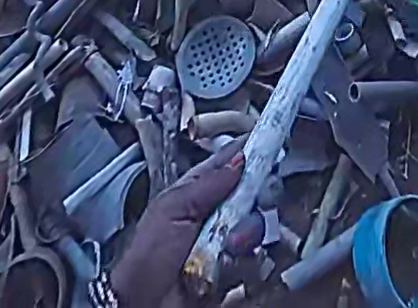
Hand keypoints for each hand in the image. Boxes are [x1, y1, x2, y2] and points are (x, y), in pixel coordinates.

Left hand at [108, 143, 243, 307]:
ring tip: (228, 248)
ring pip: (254, 226)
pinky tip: (229, 268)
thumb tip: (240, 158)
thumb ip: (208, 183)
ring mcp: (224, 242)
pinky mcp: (233, 272)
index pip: (228, 162)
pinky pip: (254, 259)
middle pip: (249, 193)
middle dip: (252, 199)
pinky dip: (246, 262)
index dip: (248, 153)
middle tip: (244, 207)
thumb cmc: (148, 257)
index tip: (269, 146)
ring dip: (244, 235)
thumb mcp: (173, 208)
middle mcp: (215, 212)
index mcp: (197, 189)